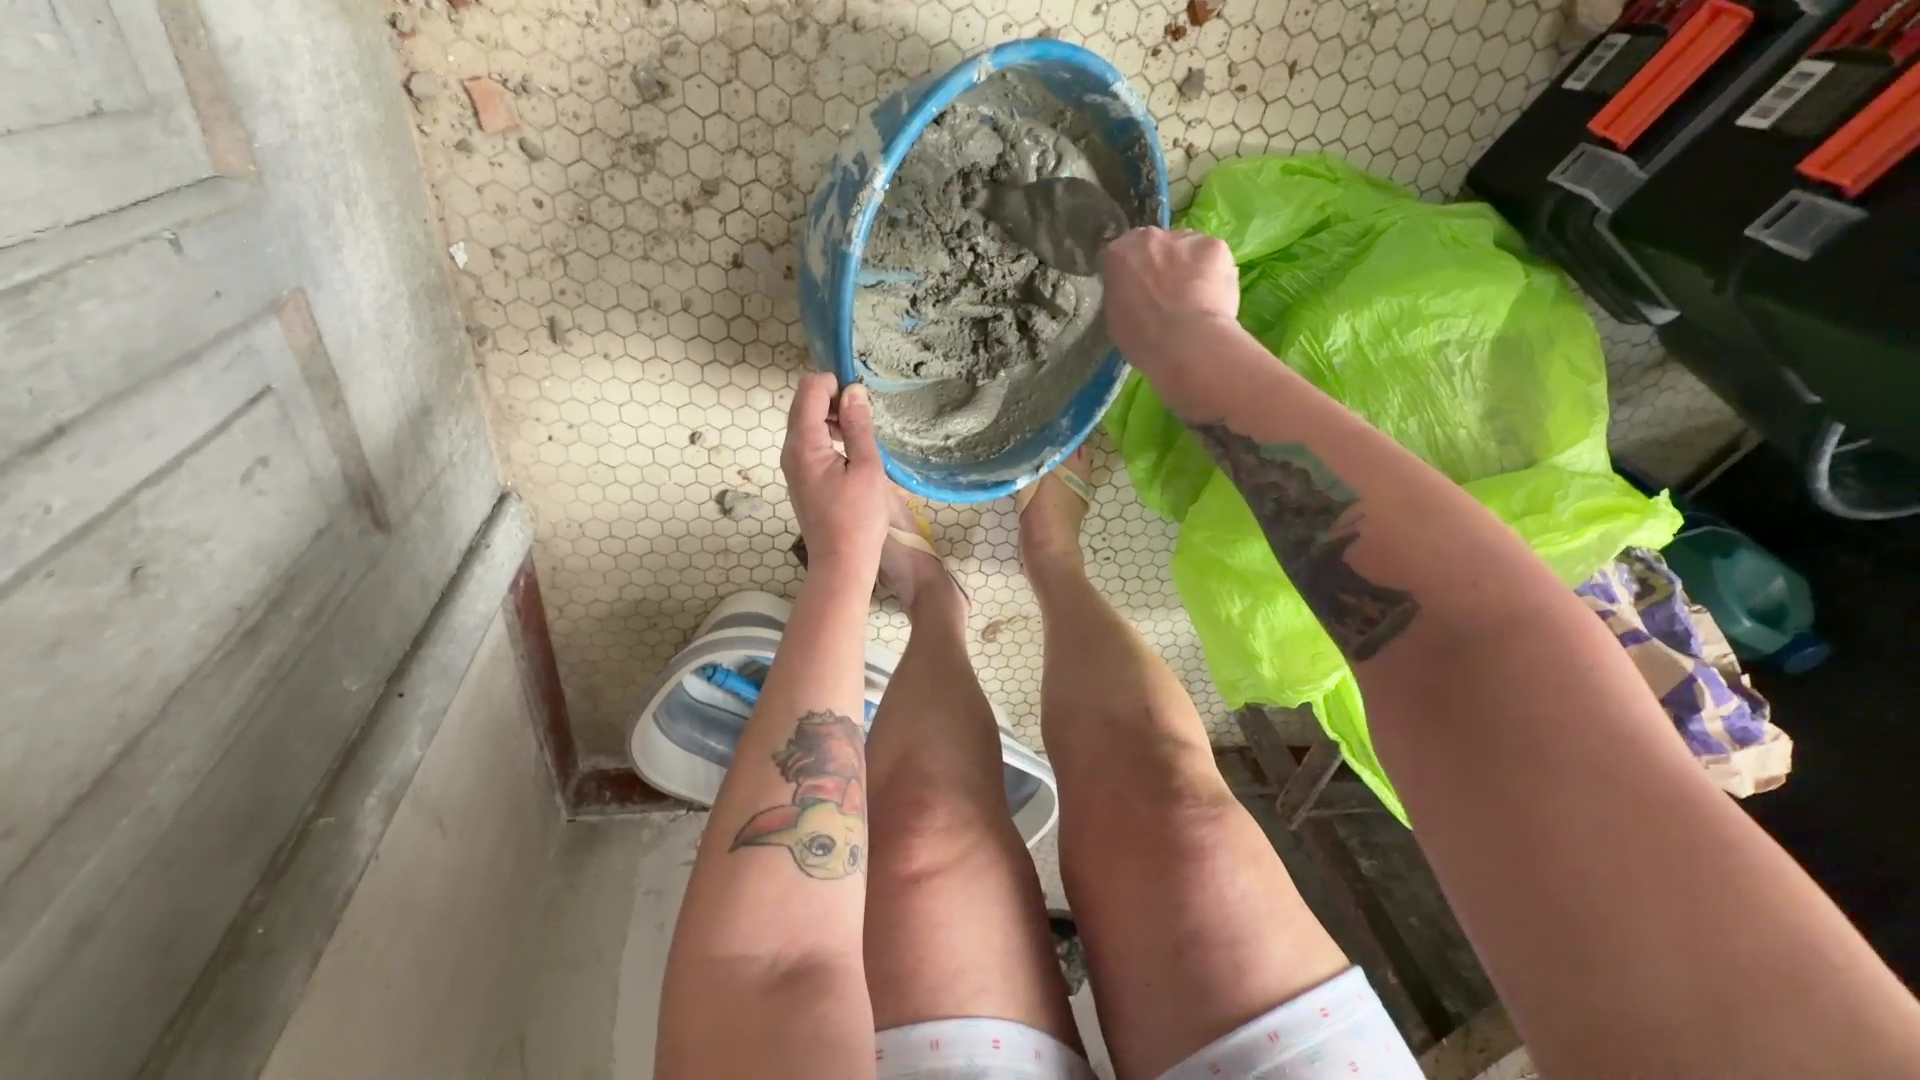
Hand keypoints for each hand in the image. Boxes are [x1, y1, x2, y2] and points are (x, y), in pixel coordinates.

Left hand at [781, 372, 888, 574]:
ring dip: (832, 417)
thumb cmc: (859, 519)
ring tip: (860, 436)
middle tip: (864, 418)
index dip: (835, 384)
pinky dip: (828, 435)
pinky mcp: (800, 476)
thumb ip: (858, 426)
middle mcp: (790, 449)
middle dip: (833, 399)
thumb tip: (854, 391)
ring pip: (807, 421)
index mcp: (804, 444)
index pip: (810, 388)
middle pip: (804, 401)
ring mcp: (792, 464)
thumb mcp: (867, 468)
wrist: (841, 562)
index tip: (861, 401)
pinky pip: (810, 441)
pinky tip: (850, 453)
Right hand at [1101, 227, 1240, 376]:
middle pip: (1158, 245)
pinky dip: (1216, 276)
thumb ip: (1124, 294)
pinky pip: (1214, 259)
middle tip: (1170, 295)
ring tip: (1197, 300)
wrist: (1185, 342)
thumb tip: (1135, 295)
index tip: (1142, 291)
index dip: (1136, 274)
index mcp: (1119, 253)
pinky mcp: (1215, 246)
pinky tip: (1214, 300)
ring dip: (1191, 268)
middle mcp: (1150, 237)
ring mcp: (1185, 238)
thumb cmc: (1142, 338)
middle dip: (1164, 264)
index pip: (1125, 255)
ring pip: (1189, 249)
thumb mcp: (1116, 317)